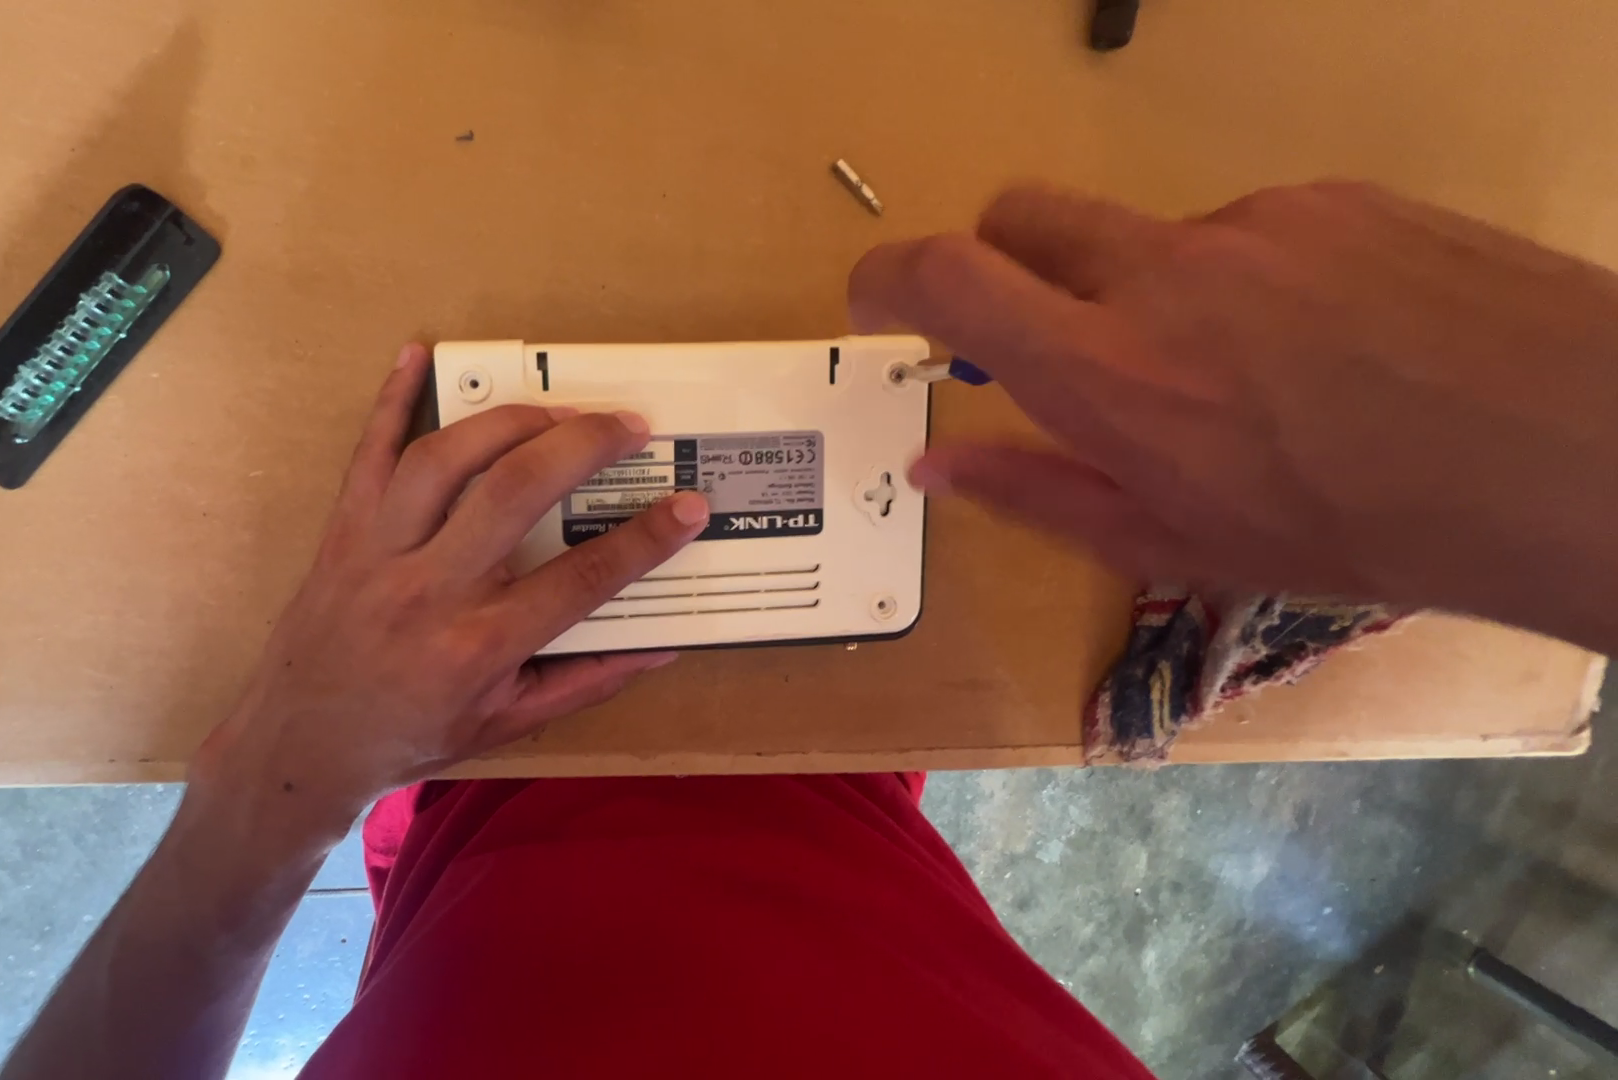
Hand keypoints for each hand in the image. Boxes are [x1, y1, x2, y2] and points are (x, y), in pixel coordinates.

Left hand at [184, 343, 710, 865]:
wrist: (300, 745)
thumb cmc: (414, 736)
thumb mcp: (509, 722)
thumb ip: (587, 682)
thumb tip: (660, 649)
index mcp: (478, 645)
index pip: (581, 579)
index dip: (645, 539)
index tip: (688, 506)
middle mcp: (429, 589)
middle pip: (516, 493)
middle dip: (582, 447)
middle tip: (629, 426)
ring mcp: (379, 550)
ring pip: (447, 459)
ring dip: (511, 421)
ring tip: (560, 410)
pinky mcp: (343, 530)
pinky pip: (367, 452)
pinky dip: (391, 399)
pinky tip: (416, 354)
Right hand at [850, 181, 1617, 650]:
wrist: (1581, 458)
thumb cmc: (1339, 530)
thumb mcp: (1155, 540)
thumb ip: (1025, 489)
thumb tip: (931, 463)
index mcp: (1098, 368)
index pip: (947, 276)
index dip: (886, 280)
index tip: (876, 307)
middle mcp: (1154, 273)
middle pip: (1014, 214)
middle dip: (989, 264)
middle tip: (1025, 334)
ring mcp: (1246, 223)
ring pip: (1128, 235)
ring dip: (1123, 292)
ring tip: (1211, 371)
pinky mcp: (1328, 199)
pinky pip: (1228, 231)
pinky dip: (1220, 281)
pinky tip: (1296, 344)